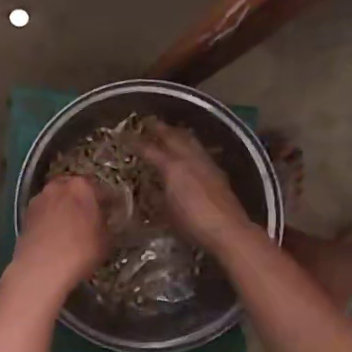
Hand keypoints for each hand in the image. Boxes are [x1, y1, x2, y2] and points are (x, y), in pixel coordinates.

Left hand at [7, 175, 107, 300]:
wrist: (41, 268)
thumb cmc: (81, 251)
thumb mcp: (106, 239)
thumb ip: (105, 223)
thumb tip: (101, 220)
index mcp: (82, 187)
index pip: (101, 190)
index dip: (107, 202)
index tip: (111, 212)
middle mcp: (58, 186)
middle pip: (74, 190)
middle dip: (81, 200)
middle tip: (88, 217)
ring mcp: (39, 199)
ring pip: (55, 199)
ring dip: (63, 208)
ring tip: (69, 226)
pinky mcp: (25, 213)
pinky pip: (43, 212)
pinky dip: (49, 218)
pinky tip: (53, 233)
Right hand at [139, 120, 253, 246]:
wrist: (227, 230)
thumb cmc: (190, 223)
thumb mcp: (165, 212)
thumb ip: (156, 195)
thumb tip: (149, 187)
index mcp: (172, 167)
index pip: (149, 150)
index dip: (136, 144)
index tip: (125, 139)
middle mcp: (189, 159)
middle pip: (173, 136)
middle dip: (159, 128)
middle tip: (149, 122)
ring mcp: (206, 163)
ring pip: (190, 140)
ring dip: (178, 133)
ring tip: (170, 130)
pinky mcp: (217, 171)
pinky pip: (200, 150)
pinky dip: (191, 144)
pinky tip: (190, 150)